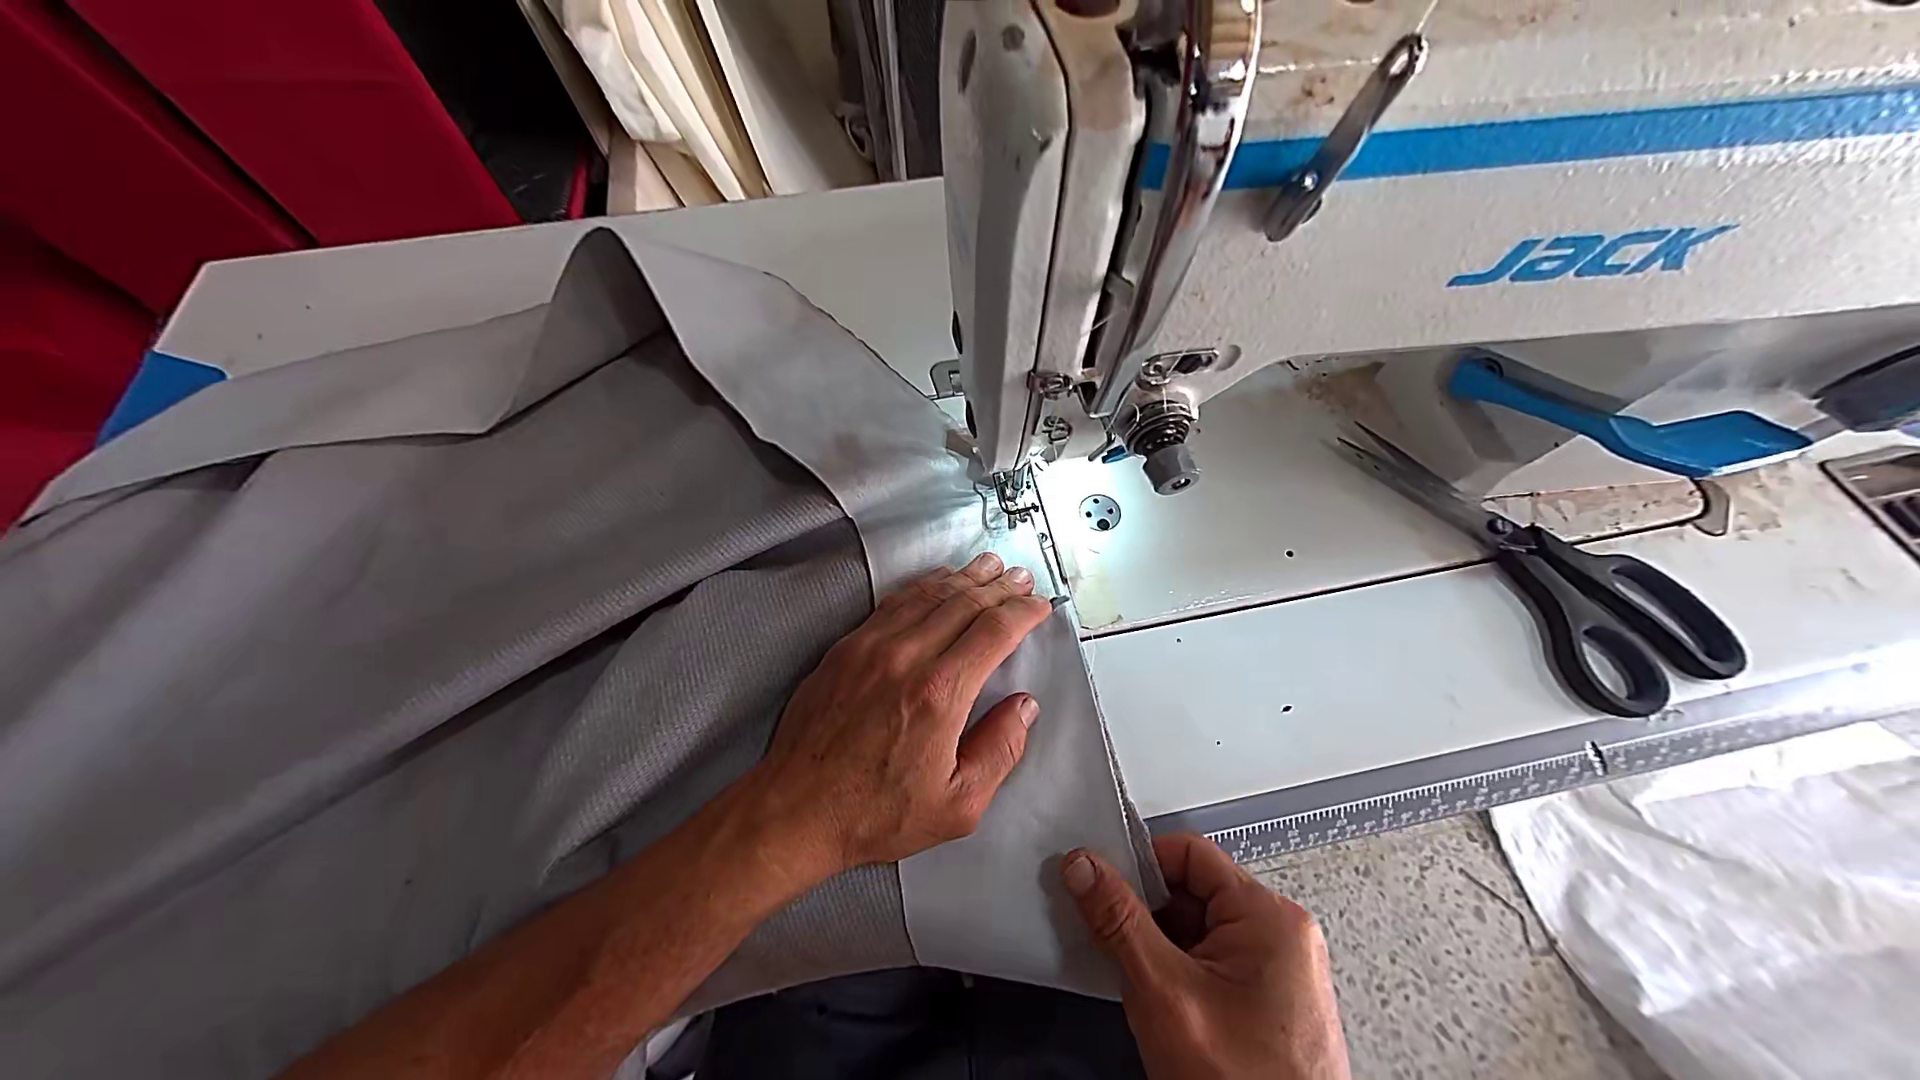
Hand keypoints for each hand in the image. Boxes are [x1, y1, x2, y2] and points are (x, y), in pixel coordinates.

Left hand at [749, 552, 1054, 878]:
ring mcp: (872, 647)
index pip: (994, 631)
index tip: (1037, 606)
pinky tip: (937, 581)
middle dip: (1000, 587)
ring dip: (964, 577)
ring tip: (988, 567)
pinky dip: (923, 585)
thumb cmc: (871, 810)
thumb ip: (1000, 750)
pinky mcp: (847, 647)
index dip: (1023, 612)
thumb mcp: (957, 804)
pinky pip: (894, 602)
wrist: (797, 808)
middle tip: (1020, 579)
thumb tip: (1023, 708)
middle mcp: (905, 659)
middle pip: (965, 602)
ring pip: (929, 594)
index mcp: (939, 694)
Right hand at [1062, 835, 1350, 1079]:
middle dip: (1146, 916)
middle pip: (1189, 890)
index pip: (1187, 853)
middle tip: (1118, 944)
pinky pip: (1209, 959)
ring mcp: (1277, 969)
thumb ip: (1118, 921)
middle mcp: (1281, 936)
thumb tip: (1085, 868)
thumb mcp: (1164, 993)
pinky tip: (1164, 1003)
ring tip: (1148, 988)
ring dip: (1160, 949)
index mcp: (1270, 918)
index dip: (1139, 864)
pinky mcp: (1267, 998)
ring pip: (1195, 927)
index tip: (1101, 882)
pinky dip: (1177, 972)